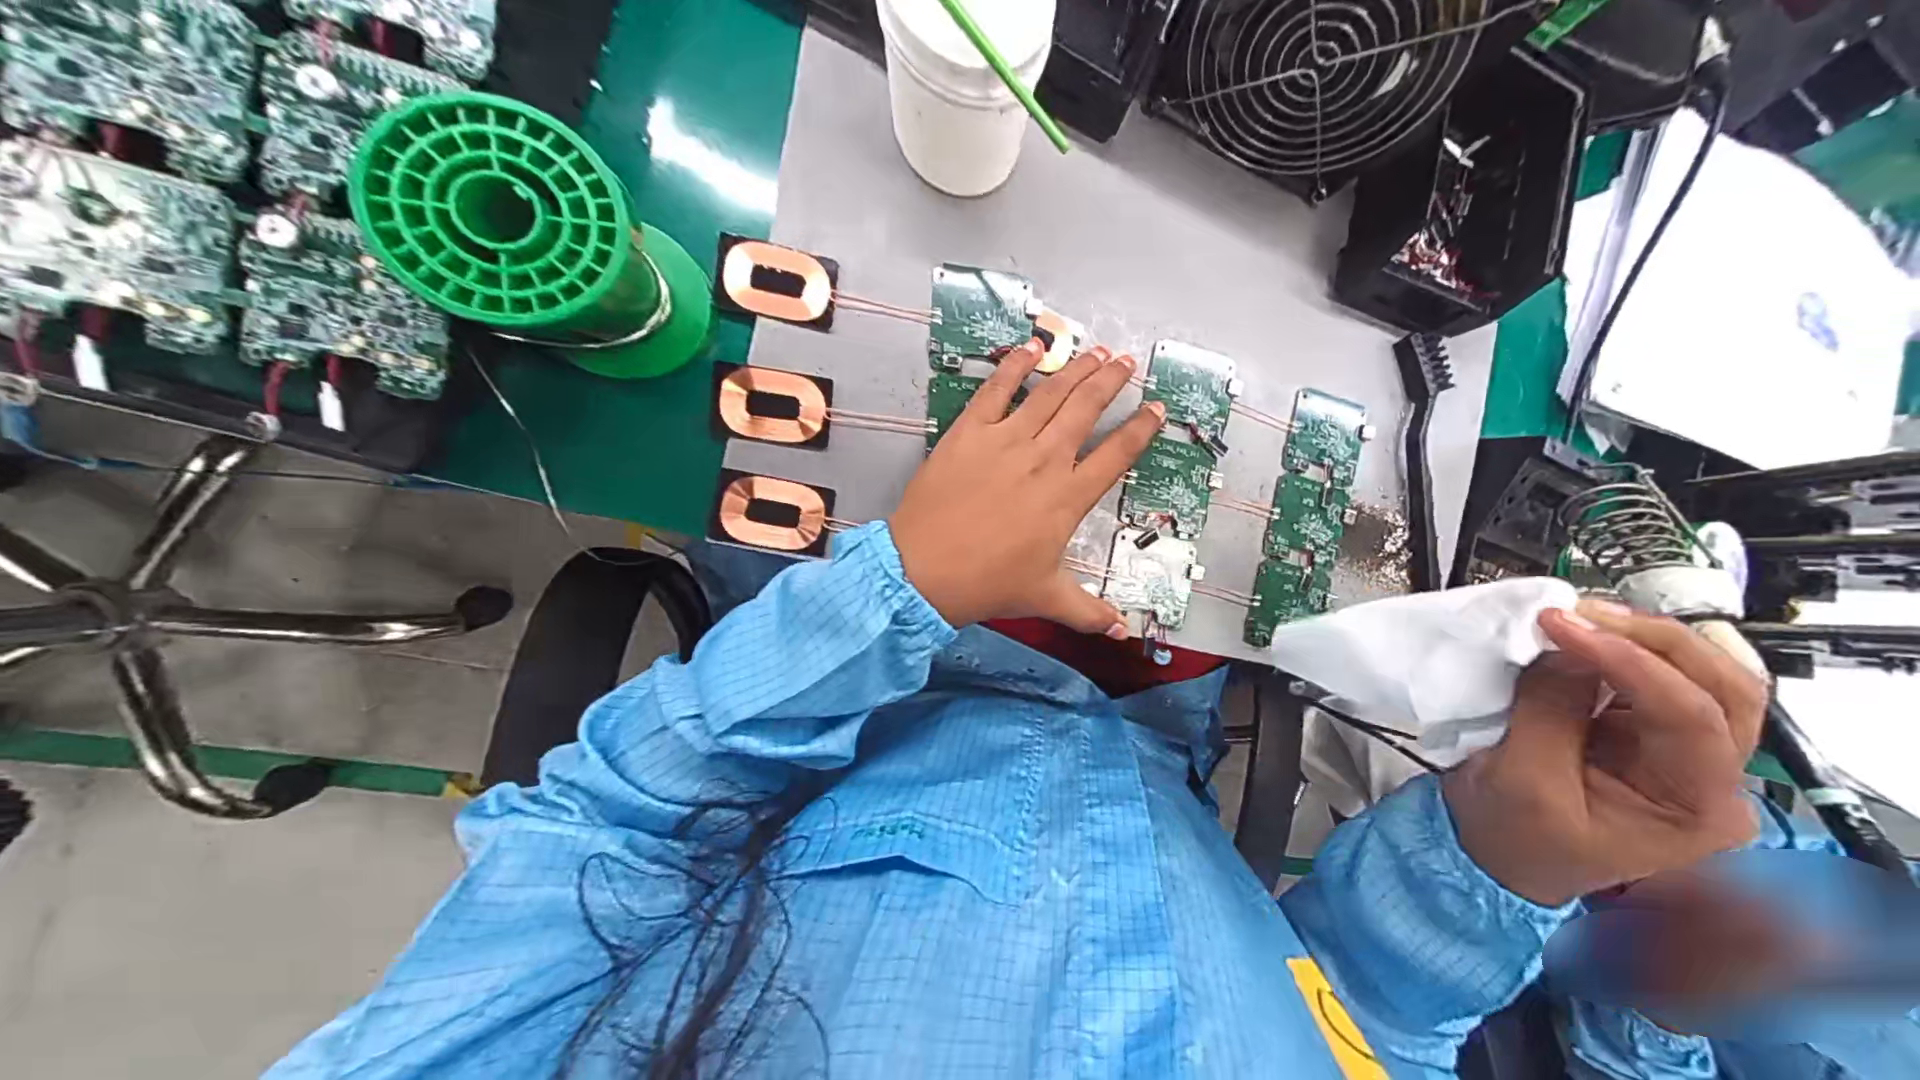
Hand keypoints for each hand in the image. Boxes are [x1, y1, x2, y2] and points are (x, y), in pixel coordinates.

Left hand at [890, 339, 1164, 632]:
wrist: (925, 570)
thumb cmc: (989, 584)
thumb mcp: (1045, 597)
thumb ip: (1088, 611)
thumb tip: (1123, 633)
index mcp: (1069, 497)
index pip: (1117, 454)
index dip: (1141, 429)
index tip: (1156, 410)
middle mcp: (1045, 460)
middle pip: (1087, 410)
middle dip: (1111, 382)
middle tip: (1127, 362)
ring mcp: (1006, 441)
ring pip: (1050, 393)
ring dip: (1076, 369)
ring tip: (1096, 351)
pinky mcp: (969, 431)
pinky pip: (997, 390)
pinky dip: (1015, 365)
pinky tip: (1031, 348)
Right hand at [1443, 598, 1766, 906]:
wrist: (1493, 855)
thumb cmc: (1512, 836)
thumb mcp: (1524, 780)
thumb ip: (1549, 712)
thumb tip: (1562, 651)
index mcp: (1695, 807)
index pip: (1691, 716)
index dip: (1631, 662)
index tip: (1563, 626)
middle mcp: (1705, 775)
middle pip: (1723, 686)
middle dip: (1655, 639)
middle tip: (1581, 611)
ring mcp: (1674, 749)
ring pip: (1696, 673)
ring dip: (1638, 637)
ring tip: (1576, 615)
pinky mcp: (1636, 729)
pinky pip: (1647, 676)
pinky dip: (1616, 647)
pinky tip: (1576, 633)